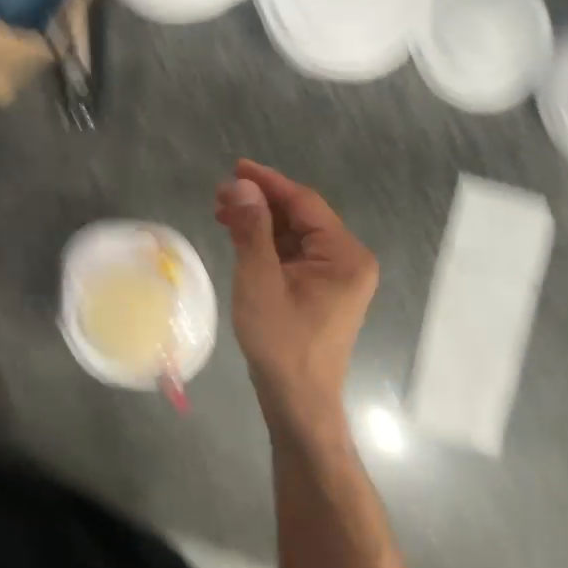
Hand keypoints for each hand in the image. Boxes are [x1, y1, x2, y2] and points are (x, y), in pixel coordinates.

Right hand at [215, 160, 378, 431]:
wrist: (297, 399)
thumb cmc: (281, 340)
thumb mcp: (259, 281)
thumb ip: (253, 230)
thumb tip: (243, 187)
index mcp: (344, 255)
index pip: (304, 203)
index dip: (268, 182)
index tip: (234, 168)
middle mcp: (348, 261)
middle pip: (301, 217)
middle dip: (260, 202)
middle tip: (220, 195)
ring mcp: (336, 278)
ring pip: (295, 235)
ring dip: (260, 222)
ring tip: (222, 213)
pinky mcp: (320, 292)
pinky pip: (294, 255)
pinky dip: (267, 243)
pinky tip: (240, 238)